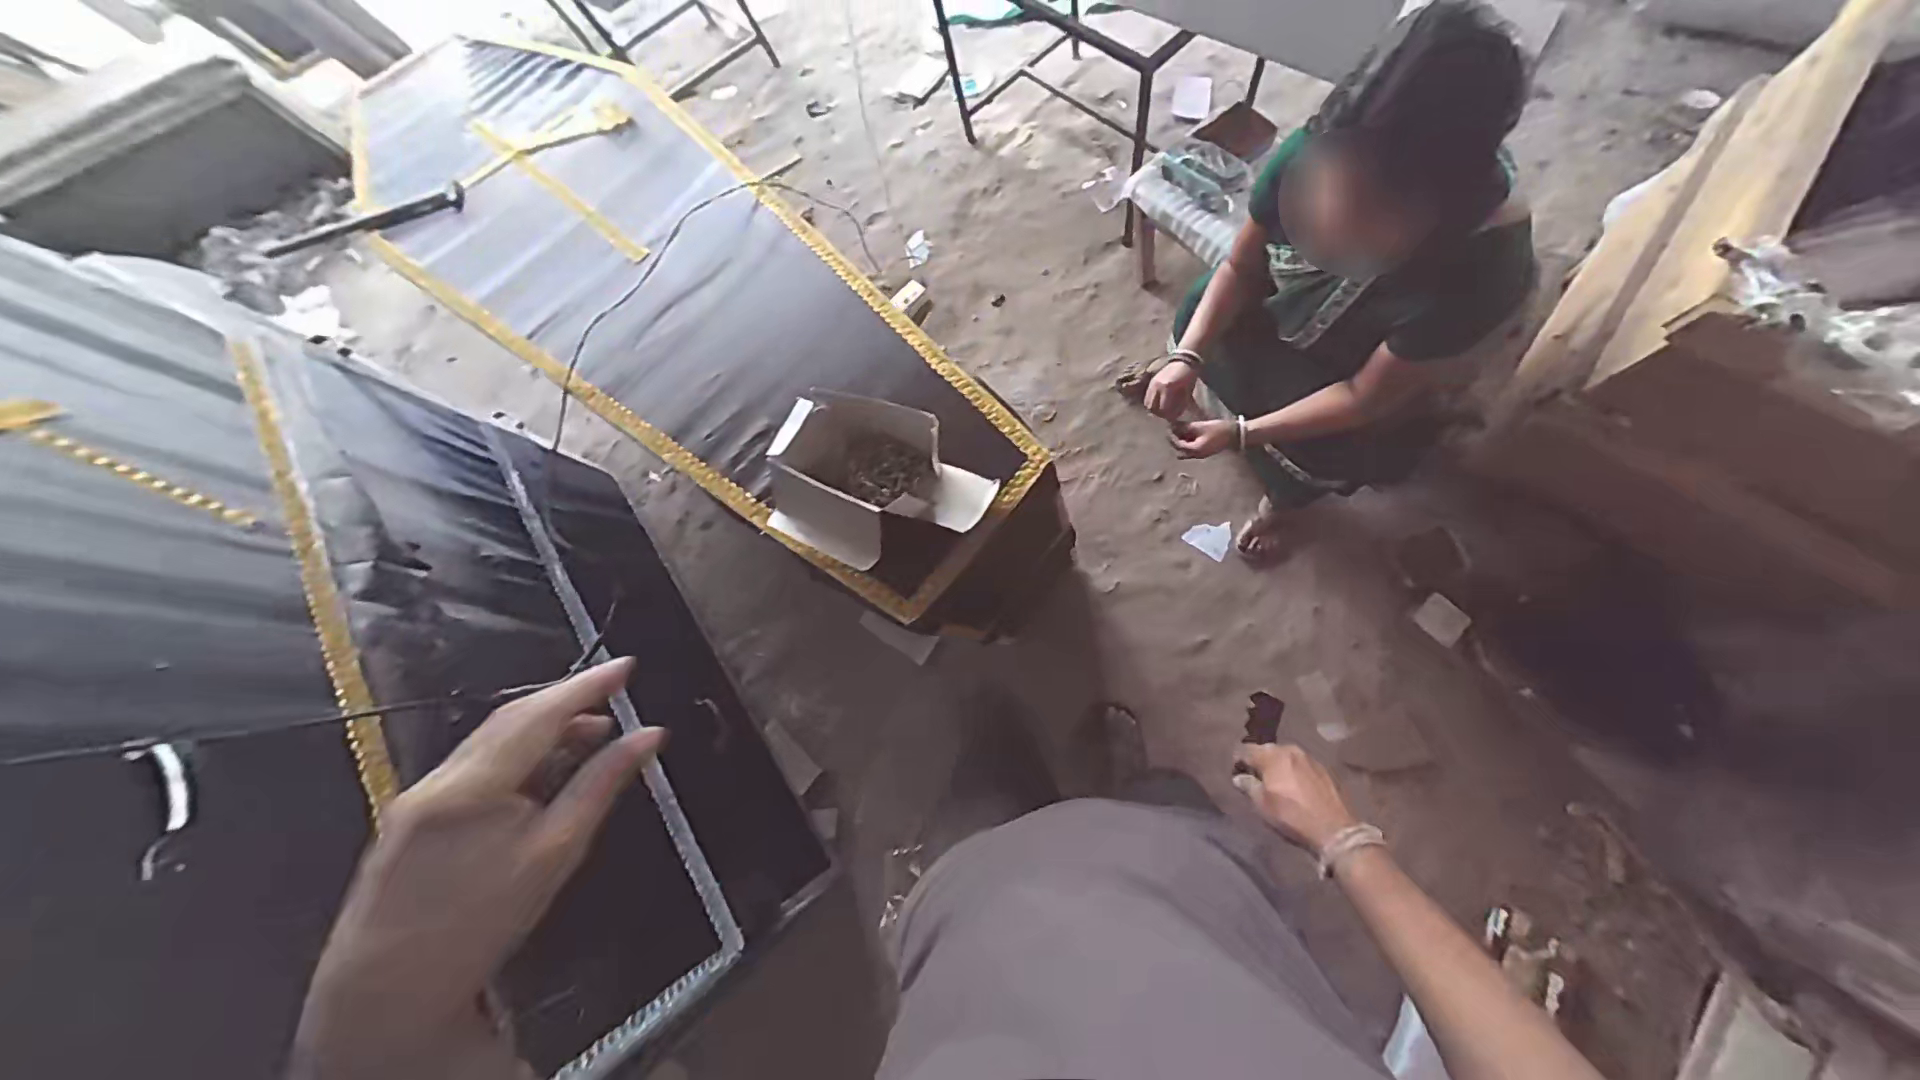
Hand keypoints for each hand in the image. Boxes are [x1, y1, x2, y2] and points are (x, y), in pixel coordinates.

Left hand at [293, 658, 665, 1079]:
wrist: (385, 994)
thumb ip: (603, 783)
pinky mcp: (413, 812)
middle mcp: (439, 778)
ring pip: (493, 738)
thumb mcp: (559, 850)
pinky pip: (476, 762)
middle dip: (568, 699)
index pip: (540, 714)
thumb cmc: (484, 922)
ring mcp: (419, 793)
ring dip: (545, 726)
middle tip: (616, 694)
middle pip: (512, 717)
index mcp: (473, 785)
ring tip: (593, 734)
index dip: (588, 684)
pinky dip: (519, 752)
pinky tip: (546, 768)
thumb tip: (649, 736)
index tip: (627, 665)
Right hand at [1144, 359, 1198, 418]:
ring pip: (1148, 404)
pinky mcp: (1150, 384)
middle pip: (1153, 408)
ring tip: (1160, 411)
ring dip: (1153, 410)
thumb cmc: (1188, 377)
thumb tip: (1173, 418)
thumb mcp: (1187, 392)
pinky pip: (1146, 398)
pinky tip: (1157, 404)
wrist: (1183, 361)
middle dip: (1159, 415)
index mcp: (1169, 388)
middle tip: (1165, 416)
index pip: (1163, 409)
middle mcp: (1158, 387)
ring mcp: (1152, 385)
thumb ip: (1179, 405)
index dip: (1167, 417)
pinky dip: (1151, 404)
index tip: (1172, 420)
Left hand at [1169, 418, 1237, 458]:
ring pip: (1185, 452)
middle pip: (1179, 451)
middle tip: (1173, 431)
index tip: (1168, 428)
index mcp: (1194, 450)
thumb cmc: (1218, 429)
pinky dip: (1188, 444)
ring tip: (1180, 431)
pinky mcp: (1204, 452)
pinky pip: (1192, 450)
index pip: (1177, 445)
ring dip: (1181, 443)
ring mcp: (1200, 455)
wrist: (1235, 434)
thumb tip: (1173, 425)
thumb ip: (1185, 427)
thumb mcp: (1200, 426)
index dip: (1171, 437)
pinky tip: (1189, 434)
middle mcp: (1195, 455)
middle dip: (1175, 442)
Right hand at [1232, 743, 1358, 852]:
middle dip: (1259, 761)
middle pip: (1266, 750)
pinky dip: (1294, 771)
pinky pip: (1301, 764)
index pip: (1246, 750)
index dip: (1238, 761)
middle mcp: (1290, 750)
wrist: (1335, 830)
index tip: (1237, 773)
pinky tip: (1296, 786)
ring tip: (1278, 781)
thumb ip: (1248, 786)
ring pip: (1286, 756)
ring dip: (1278, 765)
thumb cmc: (1292, 816)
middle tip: (1257, 778)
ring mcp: (1309, 758)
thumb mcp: (1262, 804)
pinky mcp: (1324, 769)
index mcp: (1272, 756)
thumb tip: (1239, 777)